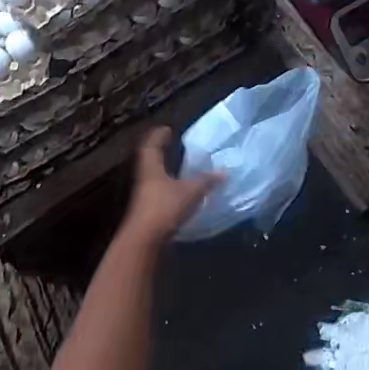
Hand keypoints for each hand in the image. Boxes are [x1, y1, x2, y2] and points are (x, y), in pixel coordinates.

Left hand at [120, 126, 221, 242]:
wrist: (144, 239)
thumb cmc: (165, 207)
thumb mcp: (191, 192)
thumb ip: (207, 181)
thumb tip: (224, 172)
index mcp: (152, 168)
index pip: (151, 146)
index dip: (158, 136)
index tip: (166, 129)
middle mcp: (145, 179)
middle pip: (150, 161)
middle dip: (161, 152)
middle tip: (173, 146)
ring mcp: (145, 196)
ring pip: (154, 178)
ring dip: (164, 171)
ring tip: (180, 169)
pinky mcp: (148, 211)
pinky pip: (159, 193)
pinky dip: (168, 188)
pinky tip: (180, 192)